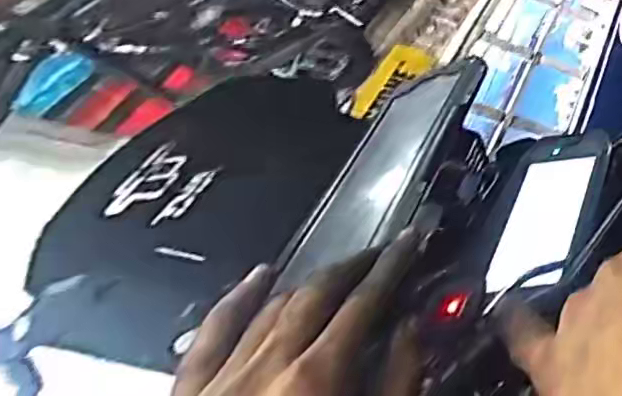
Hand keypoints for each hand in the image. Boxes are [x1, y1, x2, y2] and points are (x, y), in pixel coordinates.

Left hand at [172, 230, 422, 395]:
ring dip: (310, 280)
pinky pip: (207, 339)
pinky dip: (234, 302)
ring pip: (272, 305)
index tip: (413, 240)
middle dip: (358, 263)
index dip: (397, 260)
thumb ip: (401, 376)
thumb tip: (414, 329)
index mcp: (316, 375)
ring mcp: (219, 383)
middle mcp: (266, 368)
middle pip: (320, 289)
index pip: (369, 294)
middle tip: (383, 252)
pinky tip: (255, 279)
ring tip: (335, 269)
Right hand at [499, 235, 621, 395]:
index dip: (516, 322)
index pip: (522, 339)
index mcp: (556, 367)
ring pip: (619, 279)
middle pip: (583, 309)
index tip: (510, 311)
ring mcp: (610, 277)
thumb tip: (596, 377)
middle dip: (607, 316)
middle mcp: (575, 316)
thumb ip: (584, 383)